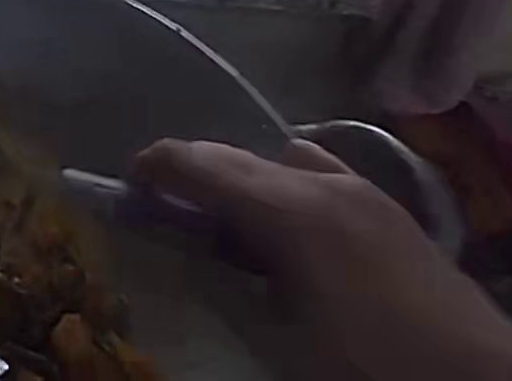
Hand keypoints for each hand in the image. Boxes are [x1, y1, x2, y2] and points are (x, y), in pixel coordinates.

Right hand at [130, 139, 511, 380]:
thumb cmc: (374, 369)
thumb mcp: (284, 343)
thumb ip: (223, 286)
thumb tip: (187, 252)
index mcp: (287, 210)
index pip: (195, 162)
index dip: (152, 165)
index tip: (129, 185)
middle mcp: (315, 180)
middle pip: (226, 153)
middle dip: (187, 171)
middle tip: (166, 207)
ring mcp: (355, 185)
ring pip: (267, 156)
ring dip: (234, 175)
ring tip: (230, 220)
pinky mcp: (382, 201)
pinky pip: (311, 167)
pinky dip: (280, 179)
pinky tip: (292, 223)